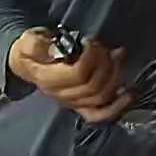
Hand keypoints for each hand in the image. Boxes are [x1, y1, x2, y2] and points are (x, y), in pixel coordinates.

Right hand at [7, 28, 132, 123]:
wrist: (28, 63)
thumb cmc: (31, 50)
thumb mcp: (29, 41)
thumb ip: (37, 45)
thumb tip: (55, 51)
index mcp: (48, 80)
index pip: (78, 74)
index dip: (91, 56)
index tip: (89, 42)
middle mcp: (61, 95)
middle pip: (93, 86)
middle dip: (105, 63)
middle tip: (103, 48)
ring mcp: (71, 102)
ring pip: (101, 97)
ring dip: (115, 75)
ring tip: (116, 56)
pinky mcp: (80, 105)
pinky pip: (98, 114)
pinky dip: (115, 108)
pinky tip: (127, 95)